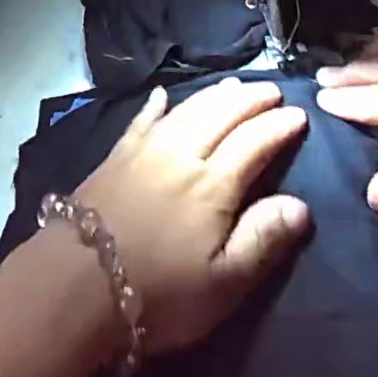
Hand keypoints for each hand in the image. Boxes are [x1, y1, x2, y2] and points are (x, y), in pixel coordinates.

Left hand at [71, 79, 311, 352]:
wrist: (76, 280)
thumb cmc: (158, 292)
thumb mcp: (222, 283)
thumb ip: (262, 240)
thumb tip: (300, 204)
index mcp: (211, 185)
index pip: (253, 143)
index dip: (278, 127)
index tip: (299, 115)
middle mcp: (179, 154)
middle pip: (220, 115)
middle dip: (250, 99)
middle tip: (272, 89)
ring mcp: (144, 150)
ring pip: (185, 109)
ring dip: (212, 94)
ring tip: (233, 84)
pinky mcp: (116, 154)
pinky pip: (142, 118)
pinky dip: (157, 103)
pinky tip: (162, 94)